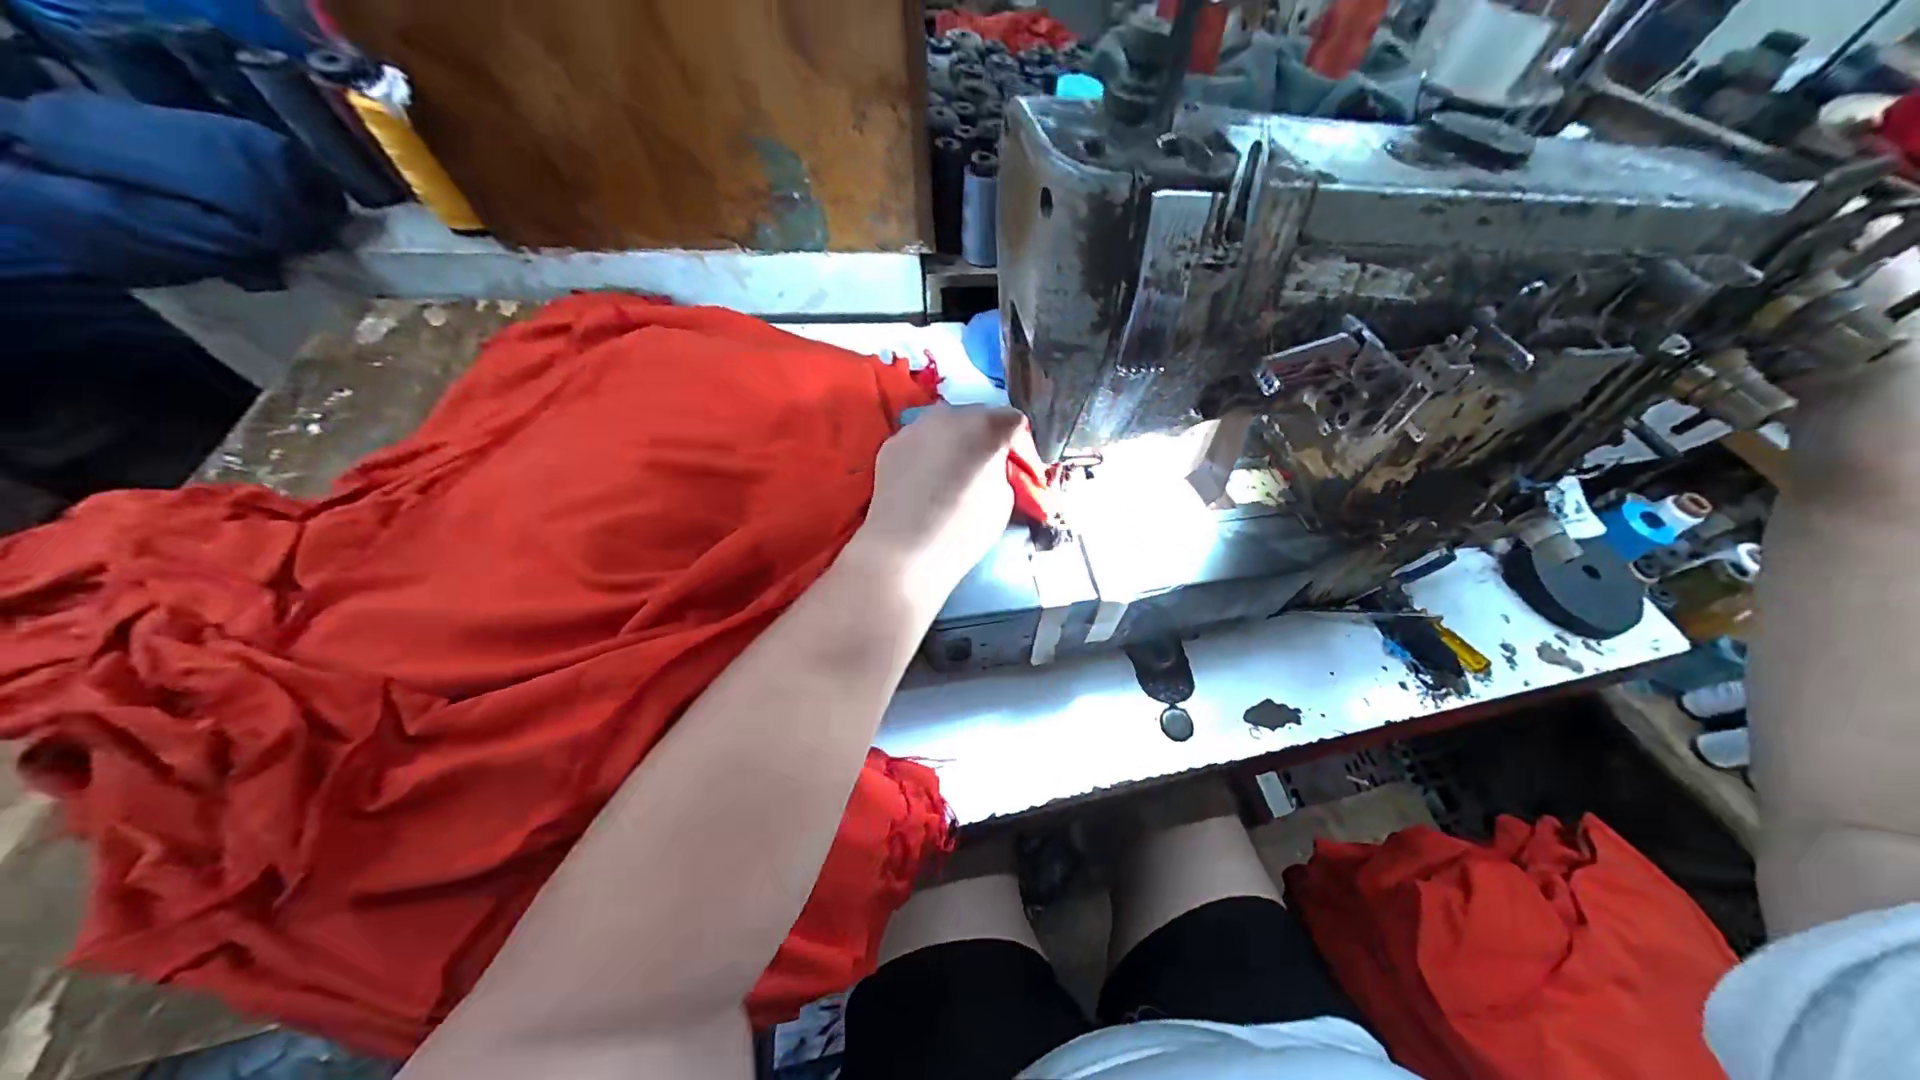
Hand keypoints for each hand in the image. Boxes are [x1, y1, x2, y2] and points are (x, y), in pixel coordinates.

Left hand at [851, 404, 1024, 604]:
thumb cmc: (964, 528)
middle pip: (980, 418)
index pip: (1016, 423)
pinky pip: (920, 442)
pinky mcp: (891, 444)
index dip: (1023, 450)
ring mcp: (915, 427)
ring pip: (946, 427)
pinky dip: (929, 455)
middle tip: (991, 471)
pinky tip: (928, 482)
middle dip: (989, 440)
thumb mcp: (1005, 499)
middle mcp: (950, 414)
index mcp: (986, 425)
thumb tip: (994, 466)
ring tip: (956, 476)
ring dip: (957, 444)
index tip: (1023, 474)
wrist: (904, 550)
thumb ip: (1004, 471)